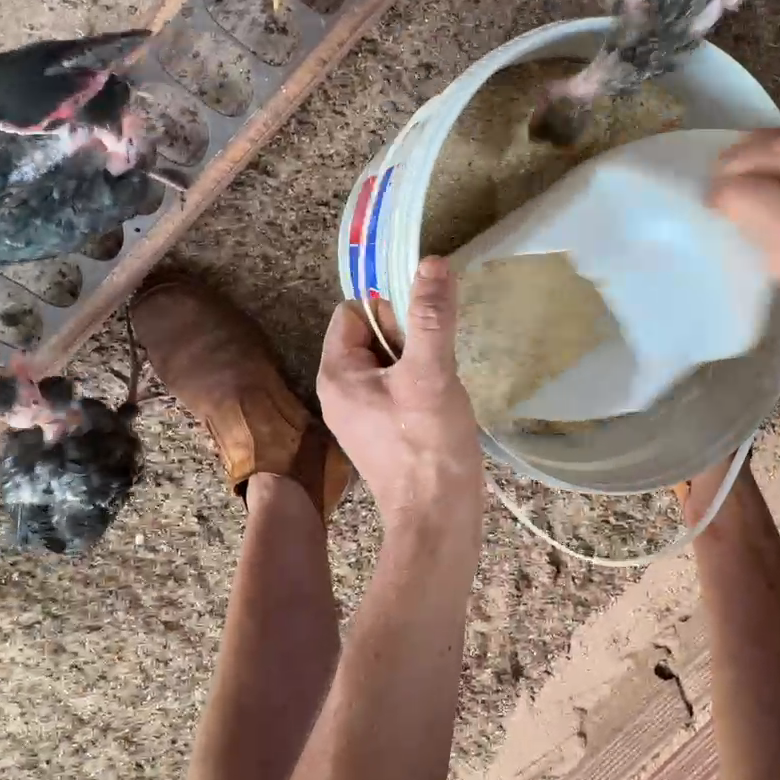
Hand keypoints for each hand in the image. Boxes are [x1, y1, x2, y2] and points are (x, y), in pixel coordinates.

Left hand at [317, 258, 483, 528]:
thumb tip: (432, 261)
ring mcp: (362, 414)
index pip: (354, 312)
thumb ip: (431, 316)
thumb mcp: (430, 372)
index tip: (424, 329)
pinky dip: (422, 385)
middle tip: (436, 360)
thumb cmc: (427, 444)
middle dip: (409, 336)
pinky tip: (443, 403)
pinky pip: (400, 388)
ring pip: (391, 361)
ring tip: (442, 381)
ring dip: (420, 361)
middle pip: (374, 335)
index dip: (390, 309)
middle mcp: (341, 391)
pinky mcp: (385, 431)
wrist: (438, 518)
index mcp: (337, 373)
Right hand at [708, 127, 779, 316]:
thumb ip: (731, 192)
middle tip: (734, 223)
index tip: (721, 220)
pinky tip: (775, 236)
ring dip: (756, 201)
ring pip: (771, 178)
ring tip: (753, 231)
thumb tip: (715, 193)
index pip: (740, 154)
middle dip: (741, 188)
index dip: (723, 187)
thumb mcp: (770, 216)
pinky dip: (775, 211)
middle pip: (757, 159)